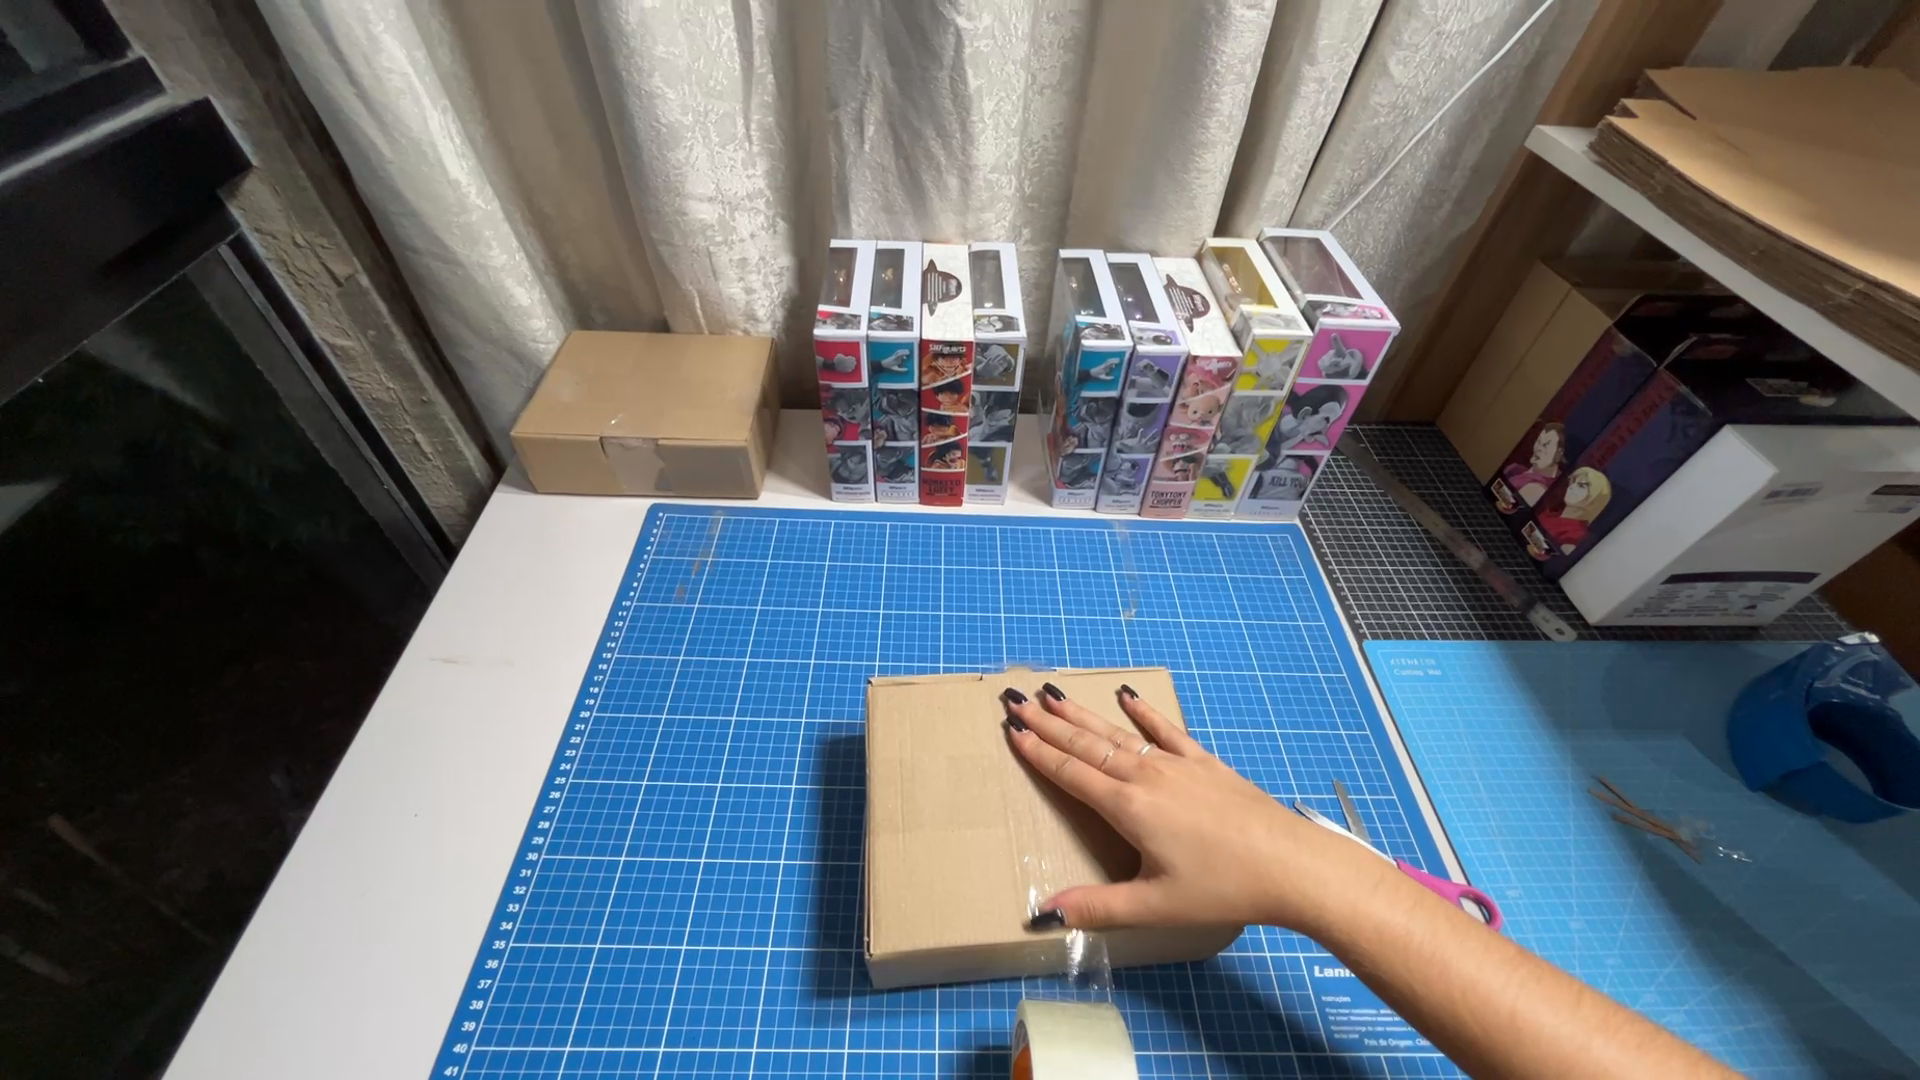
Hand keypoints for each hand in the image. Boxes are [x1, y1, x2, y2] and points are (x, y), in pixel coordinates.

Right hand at [1000, 683, 1391, 934]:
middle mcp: (1144, 775)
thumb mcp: (1155, 906)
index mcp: (1127, 807)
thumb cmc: (1222, 888)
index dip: (1039, 753)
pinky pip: (1165, 730)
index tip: (1012, 730)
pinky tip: (1126, 695)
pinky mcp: (1203, 762)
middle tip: (1015, 699)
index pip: (1071, 774)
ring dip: (1081, 713)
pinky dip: (1143, 712)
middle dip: (1048, 722)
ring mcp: (1175, 764)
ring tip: (1052, 693)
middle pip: (1085, 744)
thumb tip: (1045, 913)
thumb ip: (1098, 907)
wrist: (1291, 864)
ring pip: (1116, 733)